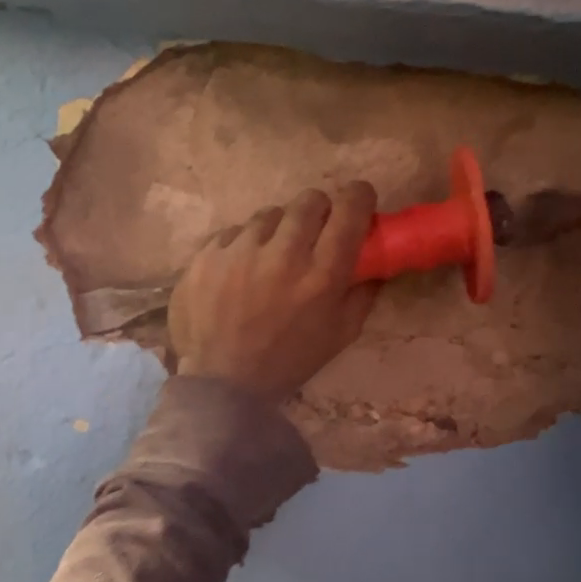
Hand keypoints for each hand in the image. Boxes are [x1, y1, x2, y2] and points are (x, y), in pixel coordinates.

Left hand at [170, 184, 380, 402]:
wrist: (221, 384)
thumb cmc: (286, 363)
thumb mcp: (339, 335)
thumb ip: (362, 292)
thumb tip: (374, 259)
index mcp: (321, 275)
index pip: (350, 209)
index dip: (358, 198)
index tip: (357, 203)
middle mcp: (282, 254)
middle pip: (308, 201)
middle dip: (316, 212)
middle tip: (312, 232)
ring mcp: (239, 252)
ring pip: (268, 215)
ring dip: (275, 231)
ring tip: (268, 258)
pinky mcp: (206, 256)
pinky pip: (232, 233)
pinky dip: (240, 247)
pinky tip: (238, 272)